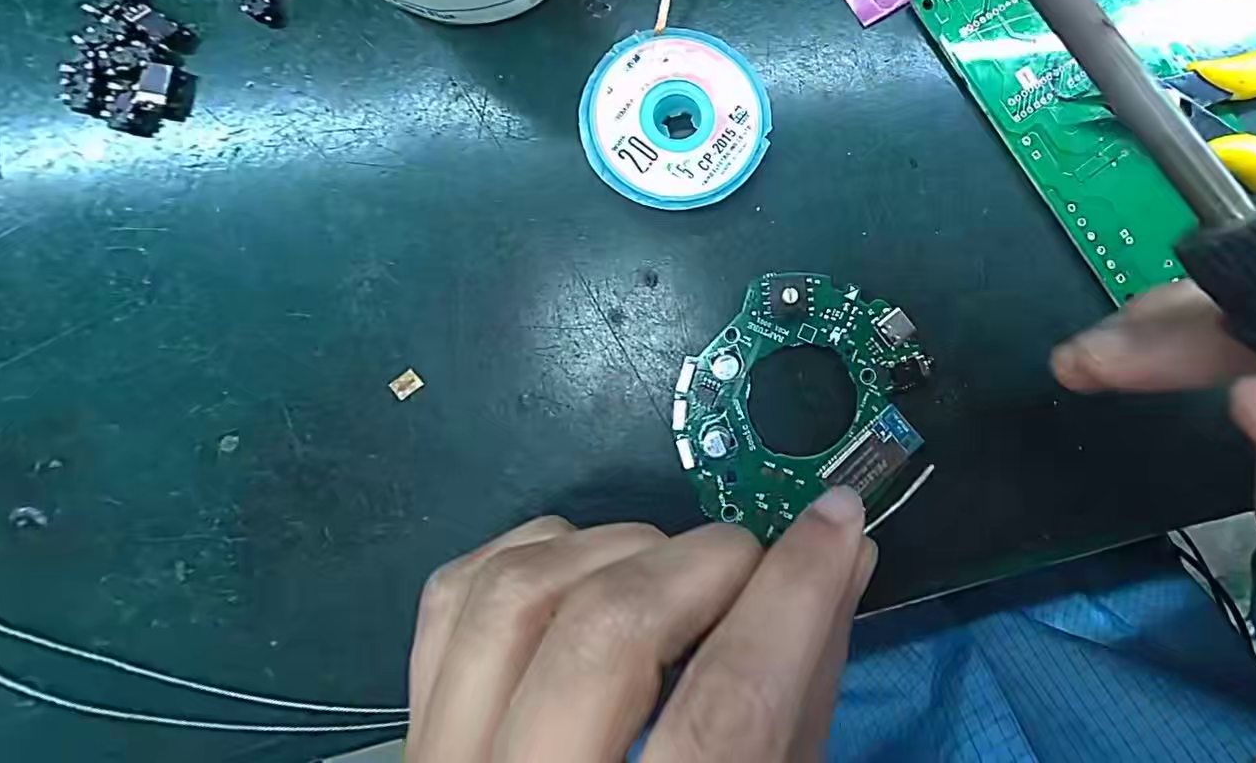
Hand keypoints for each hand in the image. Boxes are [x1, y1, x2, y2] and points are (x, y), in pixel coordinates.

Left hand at [405, 487, 876, 762]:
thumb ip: (801, 681)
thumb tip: (839, 551)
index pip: (727, 713)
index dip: (793, 596)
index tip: (836, 517)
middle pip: (608, 636)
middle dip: (704, 563)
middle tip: (749, 561)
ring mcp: (443, 761)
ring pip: (523, 592)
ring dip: (618, 547)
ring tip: (670, 567)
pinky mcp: (416, 714)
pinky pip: (463, 588)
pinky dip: (540, 548)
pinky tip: (588, 564)